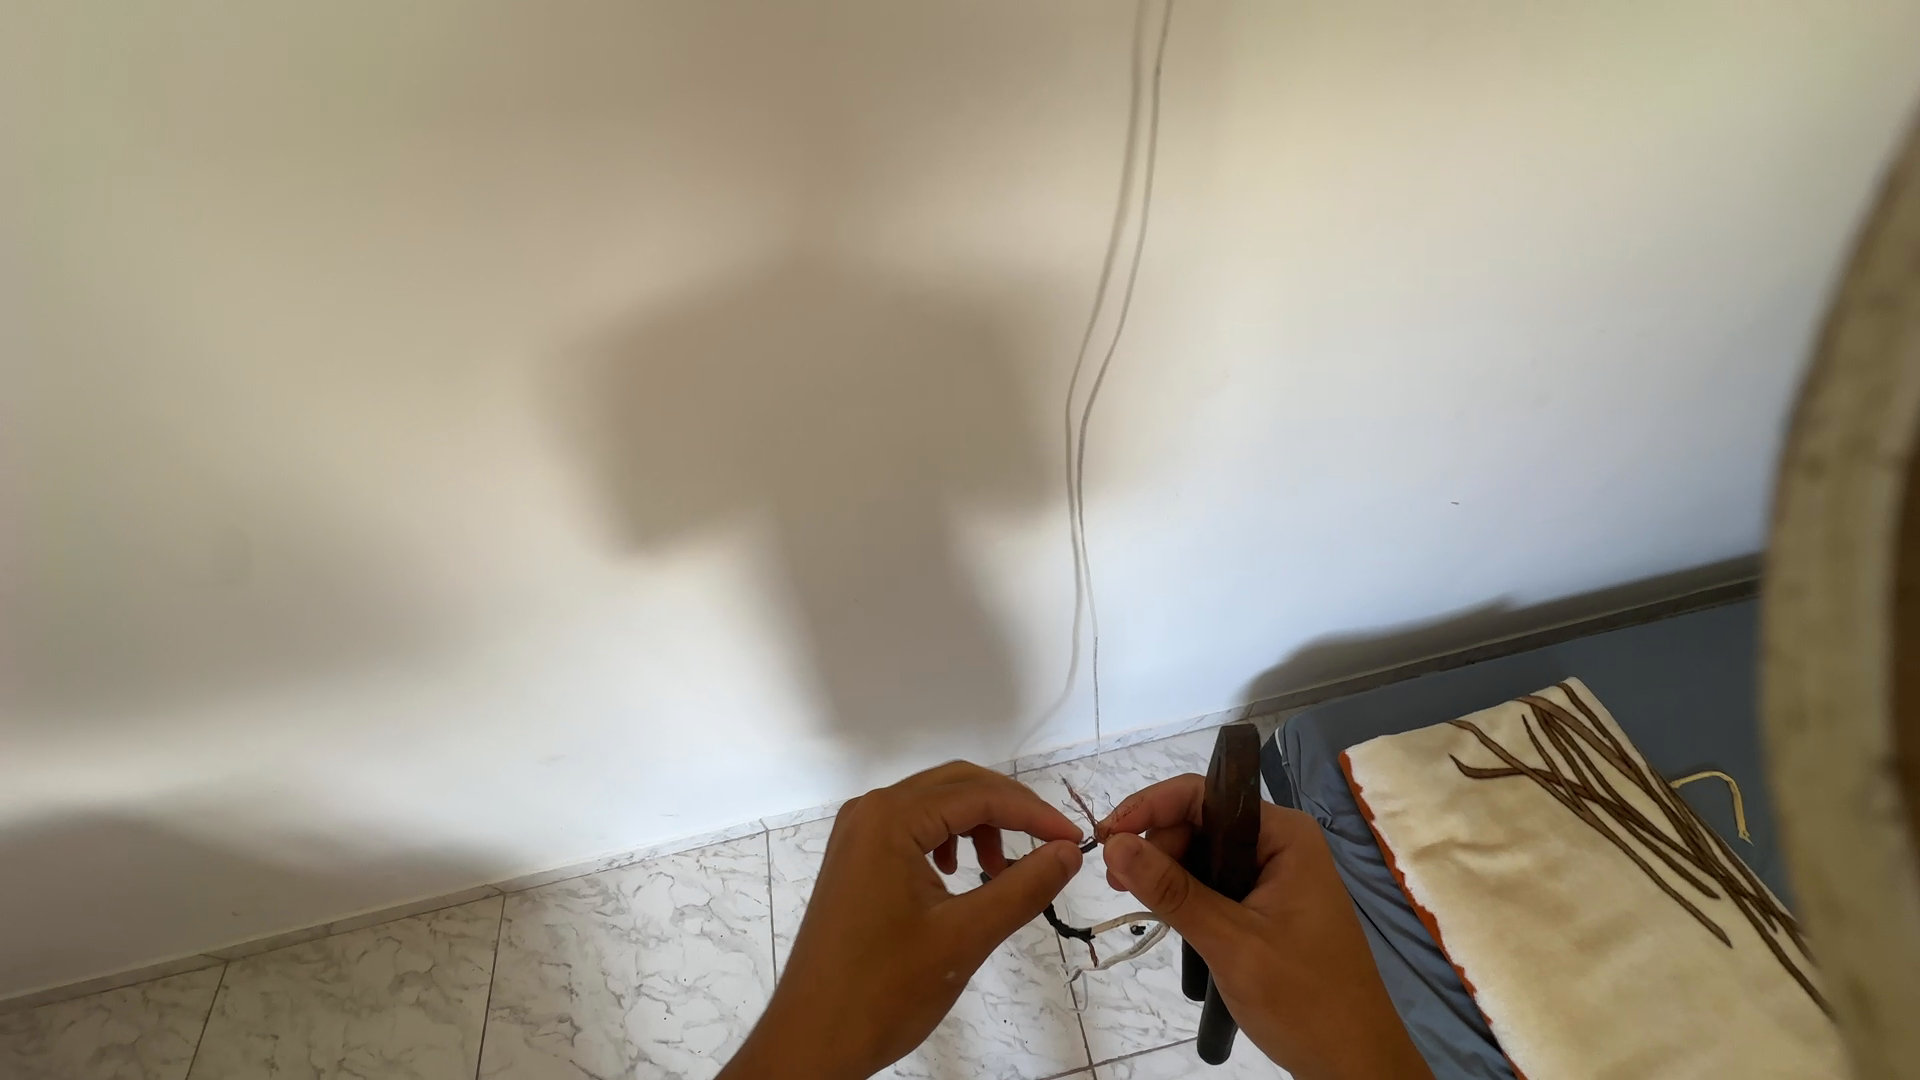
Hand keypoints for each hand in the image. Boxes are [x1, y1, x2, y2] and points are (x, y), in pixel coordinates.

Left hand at [721, 762, 1085, 1079]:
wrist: (810, 1042)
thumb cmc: (884, 990)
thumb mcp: (965, 938)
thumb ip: (1023, 887)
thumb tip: (1070, 852)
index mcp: (891, 818)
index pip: (978, 795)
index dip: (1033, 813)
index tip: (1074, 839)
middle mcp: (871, 809)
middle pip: (956, 786)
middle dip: (1007, 810)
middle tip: (1049, 845)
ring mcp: (858, 830)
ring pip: (935, 803)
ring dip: (977, 825)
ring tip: (1000, 872)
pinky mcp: (855, 854)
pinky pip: (912, 825)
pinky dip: (947, 838)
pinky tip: (957, 876)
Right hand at [1097, 775, 1432, 1079]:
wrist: (1358, 1070)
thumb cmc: (1305, 1001)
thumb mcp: (1231, 943)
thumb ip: (1172, 891)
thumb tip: (1114, 844)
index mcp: (1282, 834)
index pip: (1202, 795)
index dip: (1149, 807)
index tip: (1107, 835)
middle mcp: (1278, 841)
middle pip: (1197, 820)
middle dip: (1154, 845)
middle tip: (1116, 882)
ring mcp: (1274, 871)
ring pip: (1200, 851)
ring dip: (1165, 872)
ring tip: (1135, 900)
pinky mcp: (1266, 900)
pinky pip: (1213, 879)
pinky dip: (1184, 892)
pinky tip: (1163, 912)